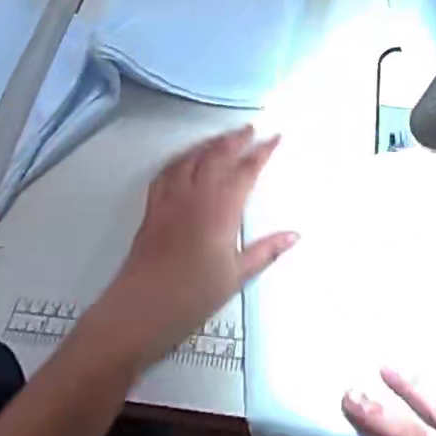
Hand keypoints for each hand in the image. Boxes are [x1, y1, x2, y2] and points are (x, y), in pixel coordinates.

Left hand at [83, 126, 295, 368]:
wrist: (142, 306)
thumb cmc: (192, 296)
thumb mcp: (236, 276)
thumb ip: (265, 251)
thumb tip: (294, 235)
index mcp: (220, 211)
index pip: (245, 171)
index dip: (261, 152)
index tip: (275, 138)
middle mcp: (195, 196)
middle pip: (216, 156)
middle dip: (235, 139)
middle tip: (250, 129)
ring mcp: (170, 198)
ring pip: (191, 158)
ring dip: (209, 144)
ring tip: (223, 137)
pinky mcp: (152, 206)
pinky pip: (167, 171)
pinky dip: (180, 158)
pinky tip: (185, 158)